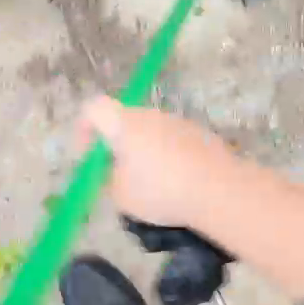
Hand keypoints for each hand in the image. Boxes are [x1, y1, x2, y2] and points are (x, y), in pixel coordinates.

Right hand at [79, 97, 251, 229]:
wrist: (219, 190)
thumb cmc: (162, 191)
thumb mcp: (122, 196)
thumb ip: (110, 180)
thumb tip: (115, 174)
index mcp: (124, 124)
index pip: (93, 108)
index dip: (83, 129)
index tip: (87, 157)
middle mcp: (149, 114)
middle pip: (123, 121)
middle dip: (116, 146)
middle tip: (117, 175)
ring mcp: (177, 122)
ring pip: (149, 132)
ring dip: (143, 152)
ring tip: (150, 186)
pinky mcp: (199, 134)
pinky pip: (172, 142)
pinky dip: (167, 158)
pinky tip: (177, 184)